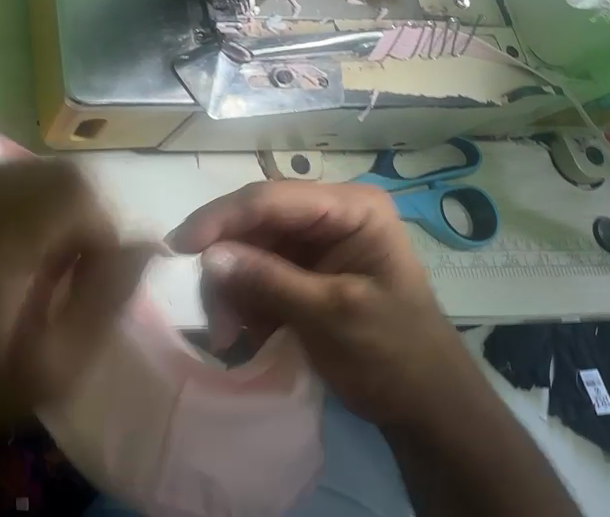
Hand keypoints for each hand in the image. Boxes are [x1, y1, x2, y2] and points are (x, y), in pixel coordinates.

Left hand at [0, 160, 156, 440]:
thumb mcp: (53, 371)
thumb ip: (106, 302)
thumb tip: (149, 244)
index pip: (76, 191)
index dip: (101, 233)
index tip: (91, 281)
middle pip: (60, 173)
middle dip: (82, 219)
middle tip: (69, 274)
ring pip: (35, 169)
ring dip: (54, 209)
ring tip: (38, 262)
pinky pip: (3, 174)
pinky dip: (24, 203)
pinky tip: (11, 246)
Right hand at [168, 181, 479, 430]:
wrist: (429, 412)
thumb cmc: (397, 356)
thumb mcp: (333, 316)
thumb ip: (270, 281)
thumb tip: (209, 256)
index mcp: (352, 207)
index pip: (270, 198)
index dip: (221, 218)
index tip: (180, 247)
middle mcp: (330, 214)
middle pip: (254, 221)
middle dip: (226, 263)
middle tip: (205, 307)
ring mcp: (315, 242)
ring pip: (247, 248)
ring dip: (231, 289)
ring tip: (227, 334)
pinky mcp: (302, 271)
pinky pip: (255, 273)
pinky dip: (243, 302)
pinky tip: (243, 333)